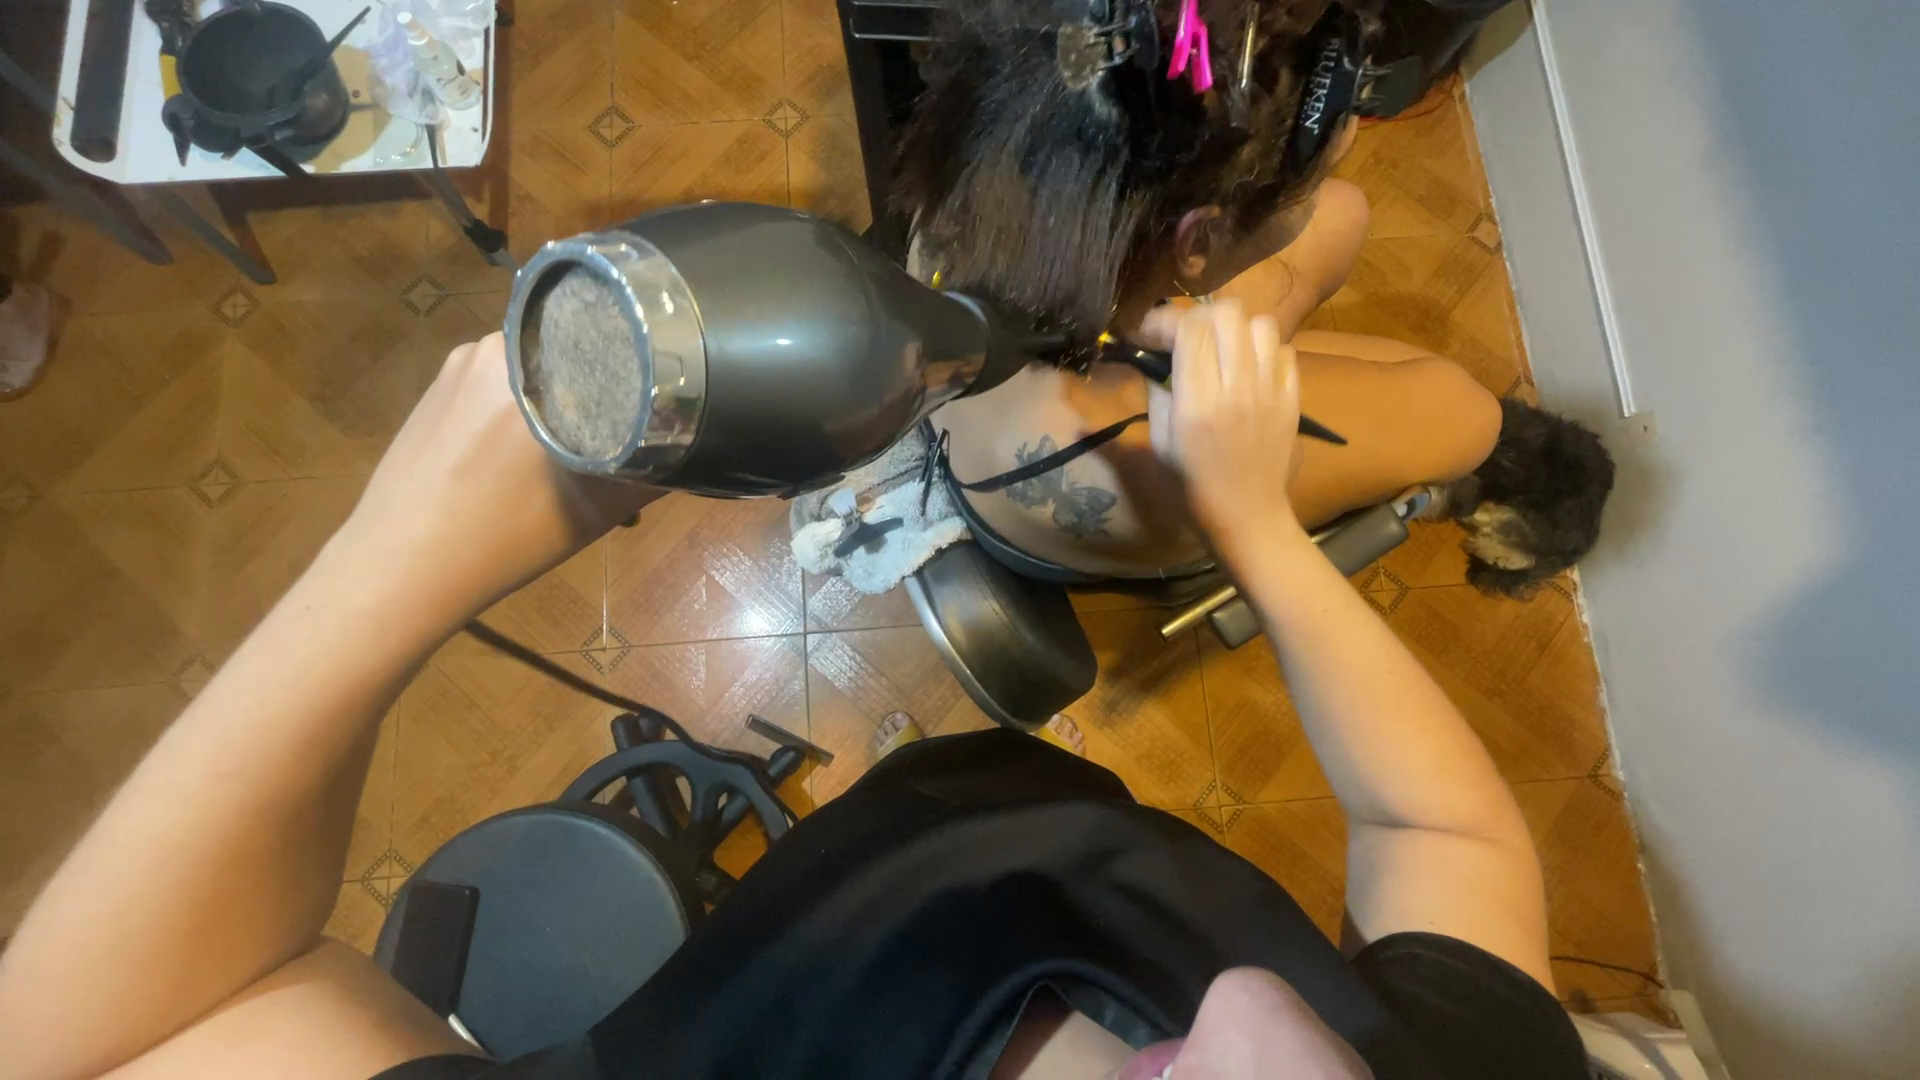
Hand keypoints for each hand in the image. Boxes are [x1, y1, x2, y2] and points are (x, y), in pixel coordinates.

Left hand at [331, 332, 663, 621]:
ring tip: (579, 446)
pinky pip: (500, 387)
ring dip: (562, 400)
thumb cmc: (508, 533)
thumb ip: (653, 469)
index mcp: (533, 360)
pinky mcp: (436, 392)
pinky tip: (530, 454)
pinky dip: (524, 411)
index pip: (608, 335)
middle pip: (572, 353)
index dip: (642, 363)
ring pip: (536, 371)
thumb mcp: (601, 507)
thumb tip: (689, 448)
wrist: (404, 566)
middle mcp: (492, 348)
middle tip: (624, 430)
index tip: (664, 394)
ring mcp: (457, 367)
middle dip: (600, 387)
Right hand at [1140, 300, 1304, 553]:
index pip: (1190, 328)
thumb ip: (1157, 394)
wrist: (1246, 517)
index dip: (1167, 320)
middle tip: (1187, 338)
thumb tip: (1155, 358)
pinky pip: (1283, 349)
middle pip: (1227, 313)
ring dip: (1235, 329)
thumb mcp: (1160, 443)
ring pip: (1260, 323)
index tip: (1153, 334)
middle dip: (1200, 317)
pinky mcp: (1293, 398)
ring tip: (1221, 350)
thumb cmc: (1191, 487)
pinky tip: (1247, 370)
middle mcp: (1237, 389)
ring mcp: (1270, 391)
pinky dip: (1262, 350)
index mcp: (1197, 403)